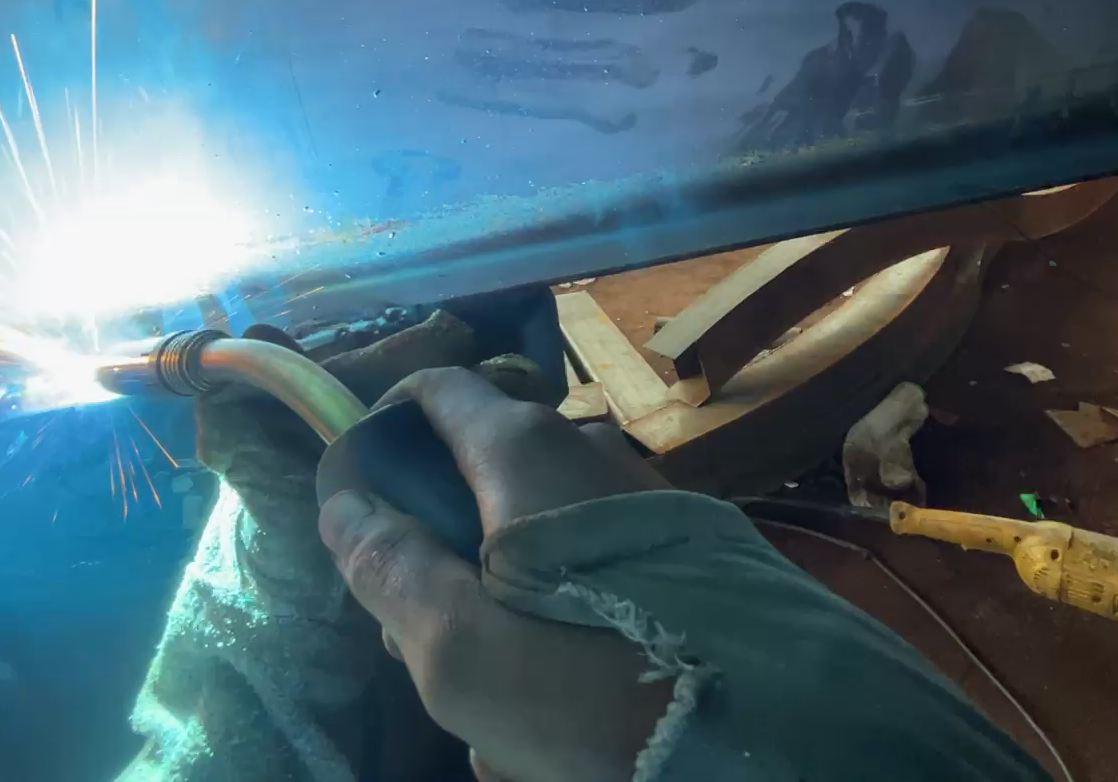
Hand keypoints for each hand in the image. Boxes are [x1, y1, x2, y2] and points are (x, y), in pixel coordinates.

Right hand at [318, 367, 671, 781]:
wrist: (774, 728)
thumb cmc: (595, 681)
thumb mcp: (461, 644)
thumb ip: (390, 564)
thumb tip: (344, 501)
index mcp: (523, 448)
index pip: (436, 389)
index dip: (384, 422)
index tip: (359, 488)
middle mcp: (581, 445)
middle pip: (475, 467)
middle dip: (435, 540)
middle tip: (421, 633)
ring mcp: (630, 486)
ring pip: (524, 520)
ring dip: (492, 587)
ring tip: (495, 685)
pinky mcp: (667, 531)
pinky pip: (578, 548)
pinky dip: (548, 597)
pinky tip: (558, 679)